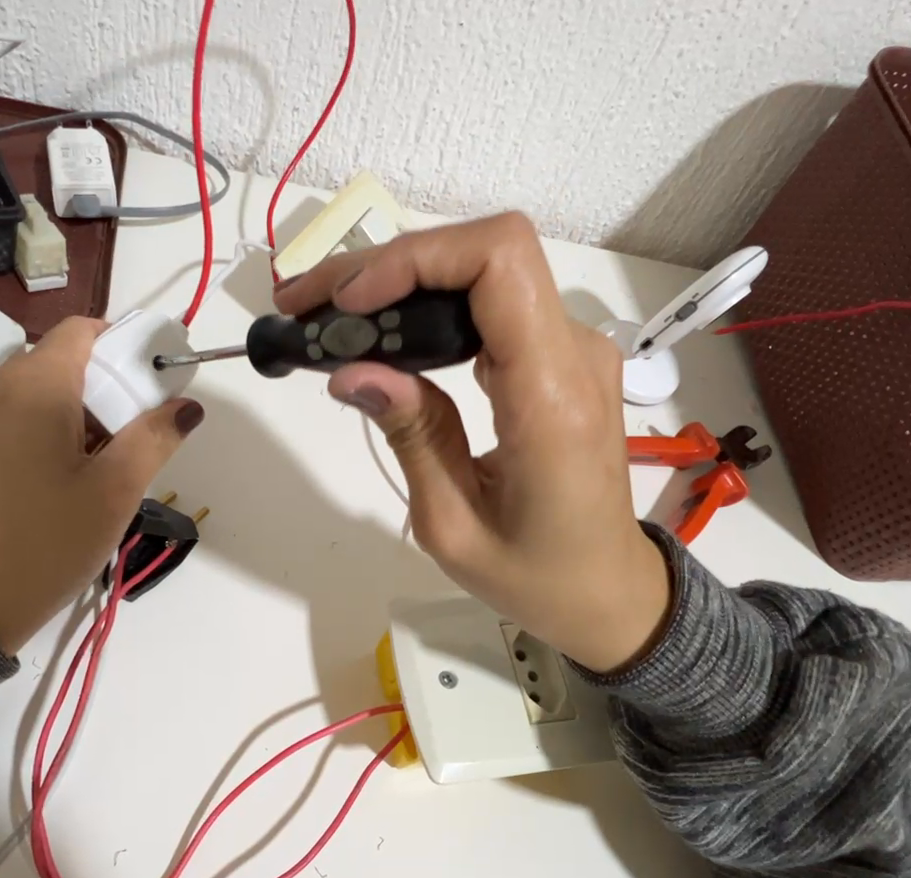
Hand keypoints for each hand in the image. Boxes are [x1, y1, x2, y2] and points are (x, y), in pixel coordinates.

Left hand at [0, 317, 204, 654]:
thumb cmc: (46, 543)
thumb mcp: (114, 492)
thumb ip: (155, 438)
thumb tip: (187, 406)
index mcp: (34, 384)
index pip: (86, 330)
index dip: (126, 348)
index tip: (152, 389)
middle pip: (64, 362)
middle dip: (106, 390)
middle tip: (131, 445)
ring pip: (38, 392)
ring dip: (76, 414)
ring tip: (96, 471)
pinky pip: (13, 416)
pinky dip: (44, 431)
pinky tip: (57, 481)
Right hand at [274, 213, 668, 672]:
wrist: (606, 587)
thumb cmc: (535, 575)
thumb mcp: (453, 524)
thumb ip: (411, 435)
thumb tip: (349, 373)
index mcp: (550, 396)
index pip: (499, 264)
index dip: (416, 259)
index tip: (348, 303)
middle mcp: (574, 353)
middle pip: (482, 256)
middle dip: (385, 267)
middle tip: (304, 303)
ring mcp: (574, 348)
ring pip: (482, 271)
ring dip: (400, 282)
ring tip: (326, 317)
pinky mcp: (561, 355)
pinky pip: (492, 304)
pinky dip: (428, 305)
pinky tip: (378, 332)